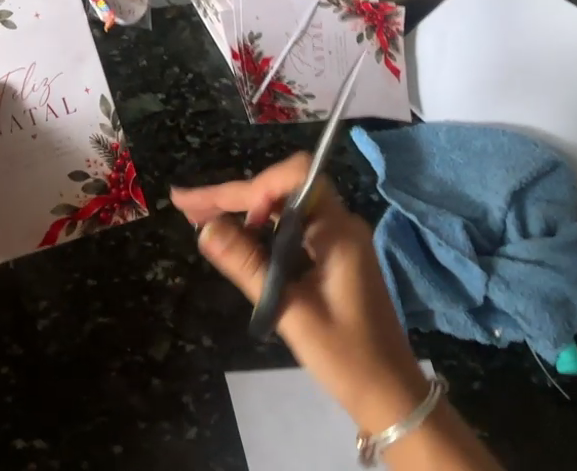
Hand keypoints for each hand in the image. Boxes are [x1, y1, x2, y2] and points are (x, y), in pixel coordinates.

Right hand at [171, 154, 429, 435]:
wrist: (391, 397)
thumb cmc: (347, 357)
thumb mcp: (291, 311)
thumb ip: (248, 266)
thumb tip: (205, 229)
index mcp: (338, 231)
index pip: (295, 179)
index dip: (256, 188)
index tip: (227, 213)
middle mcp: (338, 225)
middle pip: (281, 190)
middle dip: (233, 196)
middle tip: (185, 205)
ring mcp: (335, 240)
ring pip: (282, 207)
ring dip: (241, 209)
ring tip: (197, 217)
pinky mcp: (330, 256)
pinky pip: (290, 227)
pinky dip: (258, 228)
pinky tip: (232, 237)